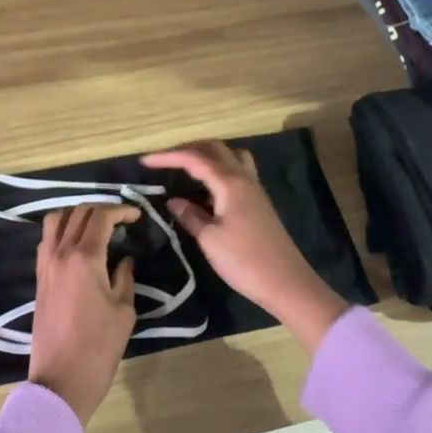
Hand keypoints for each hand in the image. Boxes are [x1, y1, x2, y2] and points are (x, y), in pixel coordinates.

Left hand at [28, 204, 139, 424]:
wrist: (61, 380)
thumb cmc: (98, 347)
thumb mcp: (123, 312)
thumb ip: (124, 278)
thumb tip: (123, 260)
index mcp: (85, 257)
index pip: (101, 217)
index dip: (120, 211)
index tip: (136, 216)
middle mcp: (61, 252)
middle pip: (78, 212)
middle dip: (101, 209)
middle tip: (121, 220)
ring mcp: (46, 264)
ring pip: (56, 220)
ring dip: (77, 215)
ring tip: (96, 226)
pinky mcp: (39, 277)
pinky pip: (47, 240)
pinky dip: (62, 231)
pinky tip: (77, 245)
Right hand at [144, 141, 350, 352]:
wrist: (286, 283)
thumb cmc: (244, 261)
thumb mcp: (210, 239)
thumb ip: (190, 215)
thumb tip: (174, 200)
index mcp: (229, 182)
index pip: (193, 159)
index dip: (167, 157)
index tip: (144, 161)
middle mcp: (243, 177)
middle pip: (213, 149)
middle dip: (187, 150)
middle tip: (165, 162)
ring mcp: (254, 188)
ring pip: (228, 156)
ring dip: (206, 156)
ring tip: (186, 169)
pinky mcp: (258, 201)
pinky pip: (237, 170)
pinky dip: (218, 169)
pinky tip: (208, 188)